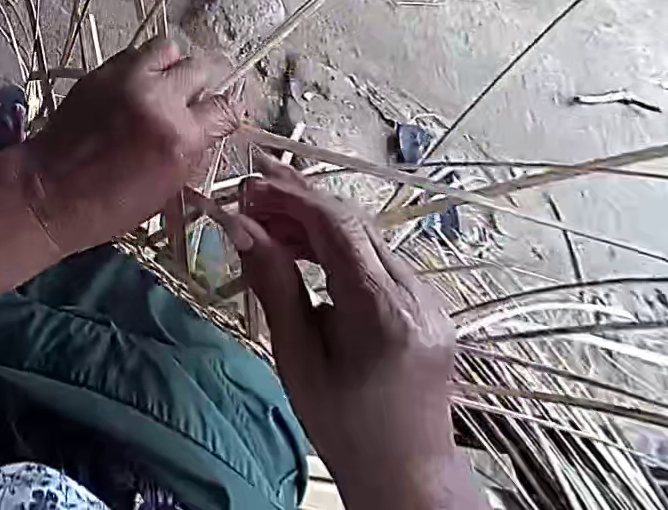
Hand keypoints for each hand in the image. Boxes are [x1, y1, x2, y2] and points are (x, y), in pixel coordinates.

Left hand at [15, 37, 237, 254]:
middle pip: (201, 68)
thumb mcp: (168, 187)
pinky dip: (143, 65)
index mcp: (181, 138)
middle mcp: (159, 99)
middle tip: (195, 97)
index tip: (219, 117)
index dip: (226, 113)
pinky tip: (137, 84)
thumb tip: (208, 126)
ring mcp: (128, 79)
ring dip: (173, 64)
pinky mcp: (103, 71)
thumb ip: (193, 149)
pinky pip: (136, 53)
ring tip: (166, 82)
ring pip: (169, 48)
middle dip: (204, 83)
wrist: (49, 192)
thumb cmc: (109, 206)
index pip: (225, 107)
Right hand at [216, 156, 482, 509]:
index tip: (249, 187)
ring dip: (313, 220)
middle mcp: (416, 295)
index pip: (337, 227)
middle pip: (352, 222)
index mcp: (383, 313)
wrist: (409, 479)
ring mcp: (428, 296)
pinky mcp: (426, 300)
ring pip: (363, 233)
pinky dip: (334, 241)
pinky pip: (373, 254)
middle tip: (250, 197)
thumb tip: (239, 224)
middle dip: (297, 201)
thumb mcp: (296, 356)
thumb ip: (272, 282)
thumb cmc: (343, 426)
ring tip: (267, 222)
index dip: (290, 197)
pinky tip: (301, 247)